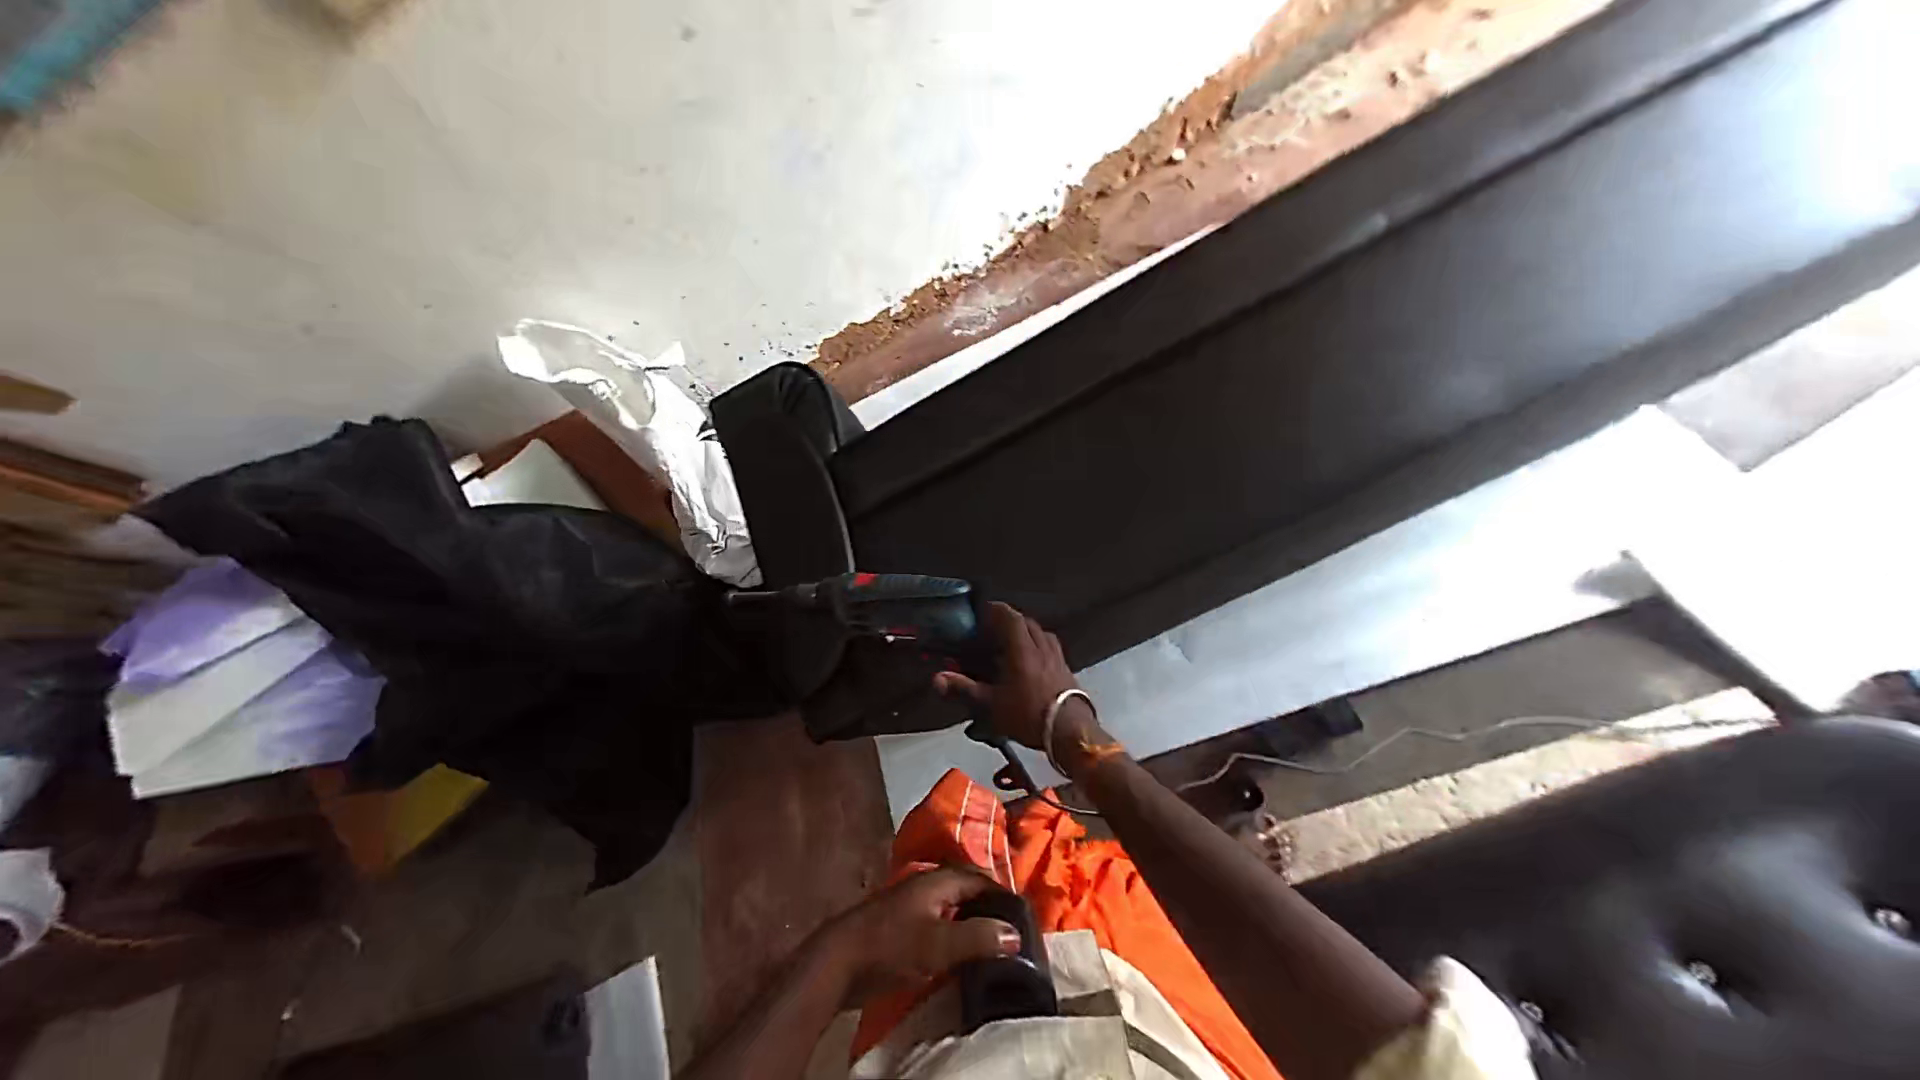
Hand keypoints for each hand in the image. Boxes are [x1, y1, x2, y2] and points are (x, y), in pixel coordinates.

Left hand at [815, 866, 1021, 1006]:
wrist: (837, 962)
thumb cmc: (890, 947)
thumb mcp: (939, 945)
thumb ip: (977, 937)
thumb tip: (1015, 934)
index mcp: (937, 880)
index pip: (979, 878)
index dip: (1001, 893)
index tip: (1023, 913)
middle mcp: (924, 885)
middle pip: (963, 887)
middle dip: (987, 902)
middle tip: (1010, 926)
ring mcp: (909, 904)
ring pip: (949, 904)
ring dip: (969, 917)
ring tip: (990, 939)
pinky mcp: (898, 925)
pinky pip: (936, 920)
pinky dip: (952, 929)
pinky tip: (958, 950)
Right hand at [933, 602, 1083, 750]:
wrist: (1069, 730)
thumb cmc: (1029, 714)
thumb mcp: (990, 704)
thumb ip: (963, 688)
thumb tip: (938, 679)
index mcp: (1021, 649)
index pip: (1009, 616)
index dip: (996, 610)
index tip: (985, 609)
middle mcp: (1041, 647)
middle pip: (1027, 622)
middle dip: (1010, 621)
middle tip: (996, 628)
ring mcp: (1057, 657)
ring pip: (1041, 633)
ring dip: (1027, 632)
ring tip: (1015, 642)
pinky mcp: (1067, 669)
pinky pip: (1052, 648)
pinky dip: (1040, 647)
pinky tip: (1034, 662)